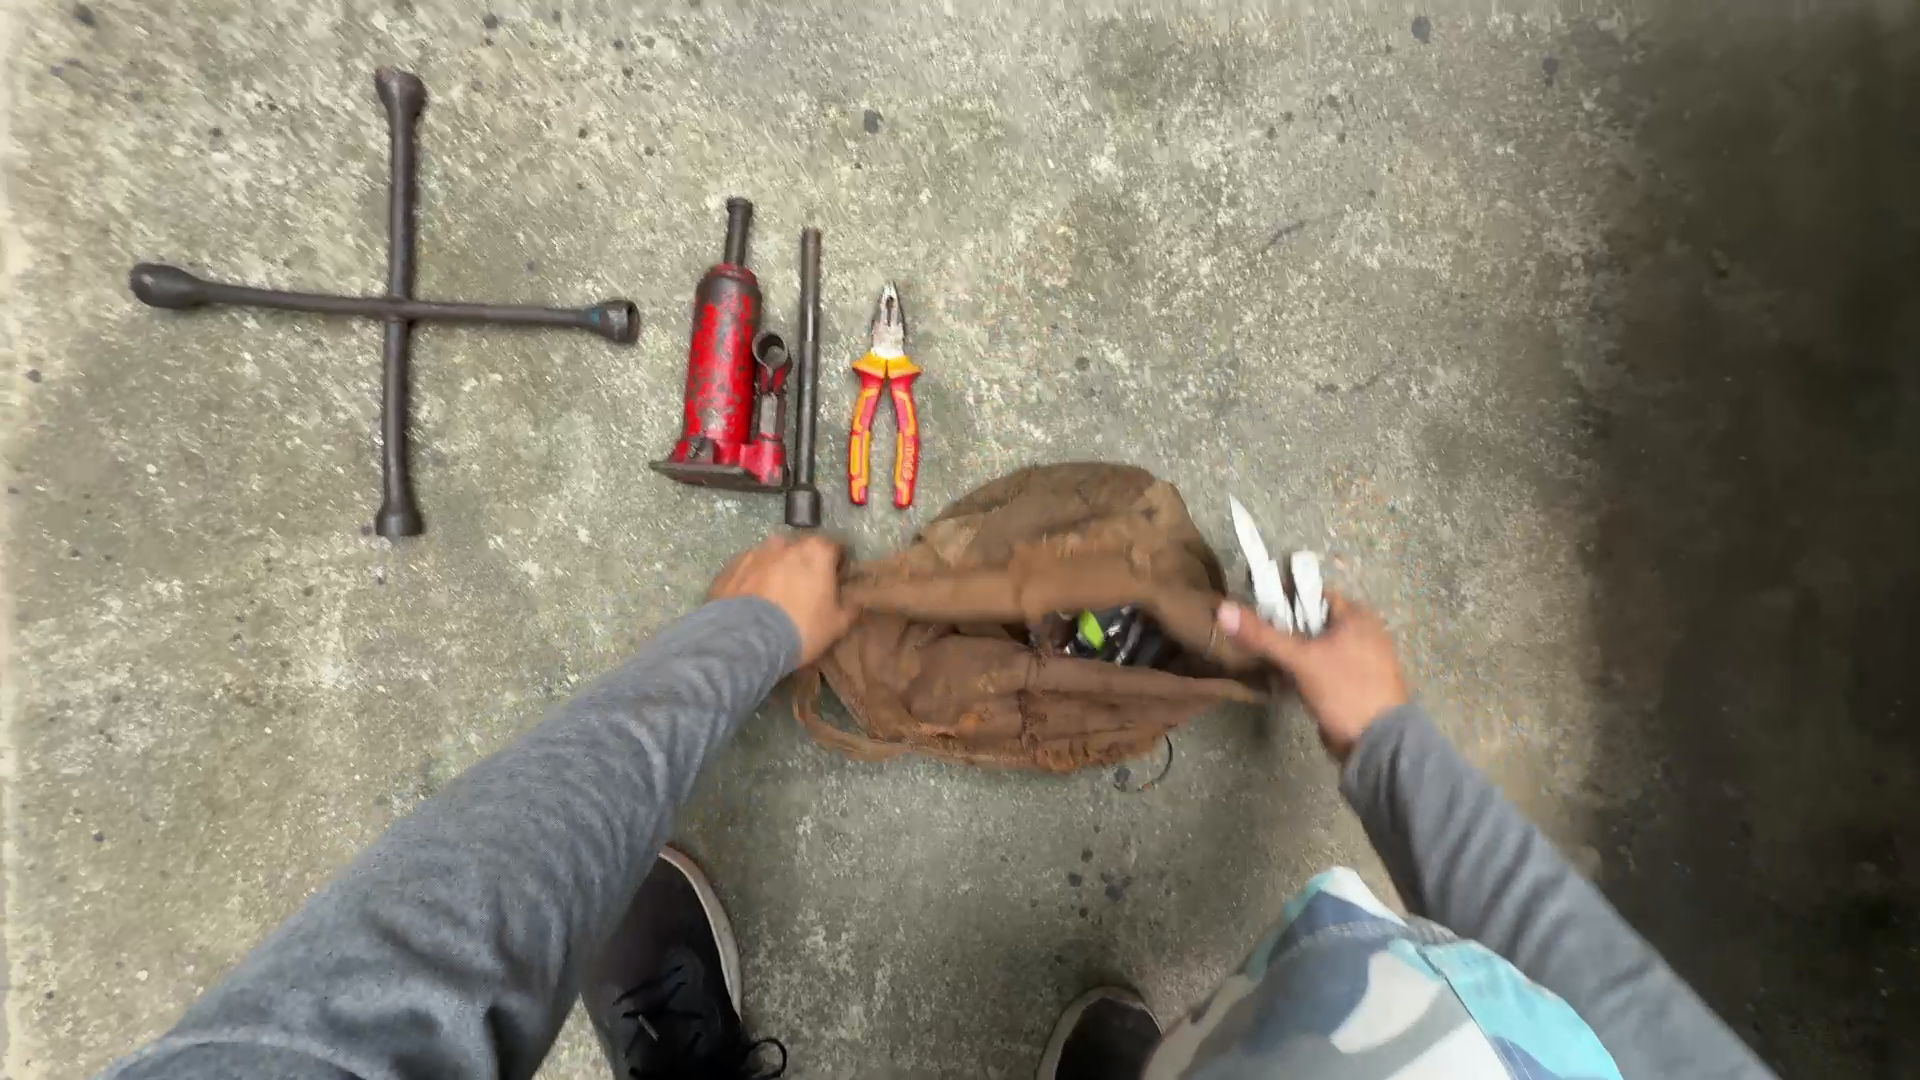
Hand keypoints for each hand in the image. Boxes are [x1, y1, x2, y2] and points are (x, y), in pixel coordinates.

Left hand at [709, 533, 855, 668]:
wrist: (745, 641)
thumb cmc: (801, 629)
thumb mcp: (837, 625)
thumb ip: (851, 607)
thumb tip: (857, 601)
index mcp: (816, 551)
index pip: (835, 547)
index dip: (837, 563)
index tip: (835, 580)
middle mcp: (786, 544)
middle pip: (801, 548)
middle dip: (805, 563)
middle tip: (805, 589)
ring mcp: (755, 553)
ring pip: (772, 555)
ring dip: (777, 568)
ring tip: (775, 595)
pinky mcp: (730, 567)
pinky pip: (748, 569)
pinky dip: (753, 579)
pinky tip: (752, 601)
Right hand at [1217, 592, 1408, 760]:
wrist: (1377, 744)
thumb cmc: (1344, 690)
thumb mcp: (1300, 659)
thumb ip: (1262, 635)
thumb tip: (1223, 609)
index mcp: (1358, 617)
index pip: (1313, 594)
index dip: (1284, 597)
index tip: (1256, 606)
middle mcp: (1363, 633)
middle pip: (1312, 620)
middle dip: (1284, 627)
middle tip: (1254, 633)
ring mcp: (1360, 659)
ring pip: (1315, 645)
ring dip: (1291, 650)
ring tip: (1262, 655)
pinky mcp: (1353, 683)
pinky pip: (1320, 666)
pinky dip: (1301, 668)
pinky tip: (1281, 677)